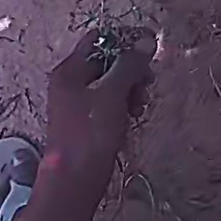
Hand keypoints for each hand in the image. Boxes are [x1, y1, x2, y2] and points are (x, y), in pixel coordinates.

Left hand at [46, 28, 152, 170]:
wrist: (74, 182)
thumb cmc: (90, 134)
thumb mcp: (112, 94)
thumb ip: (129, 65)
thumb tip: (146, 39)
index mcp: (69, 70)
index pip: (99, 38)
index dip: (125, 38)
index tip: (150, 46)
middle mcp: (71, 82)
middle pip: (107, 60)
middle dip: (131, 68)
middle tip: (148, 82)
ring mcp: (78, 103)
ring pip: (111, 82)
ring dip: (131, 88)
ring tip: (140, 105)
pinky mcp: (87, 121)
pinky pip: (110, 102)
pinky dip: (124, 104)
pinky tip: (133, 116)